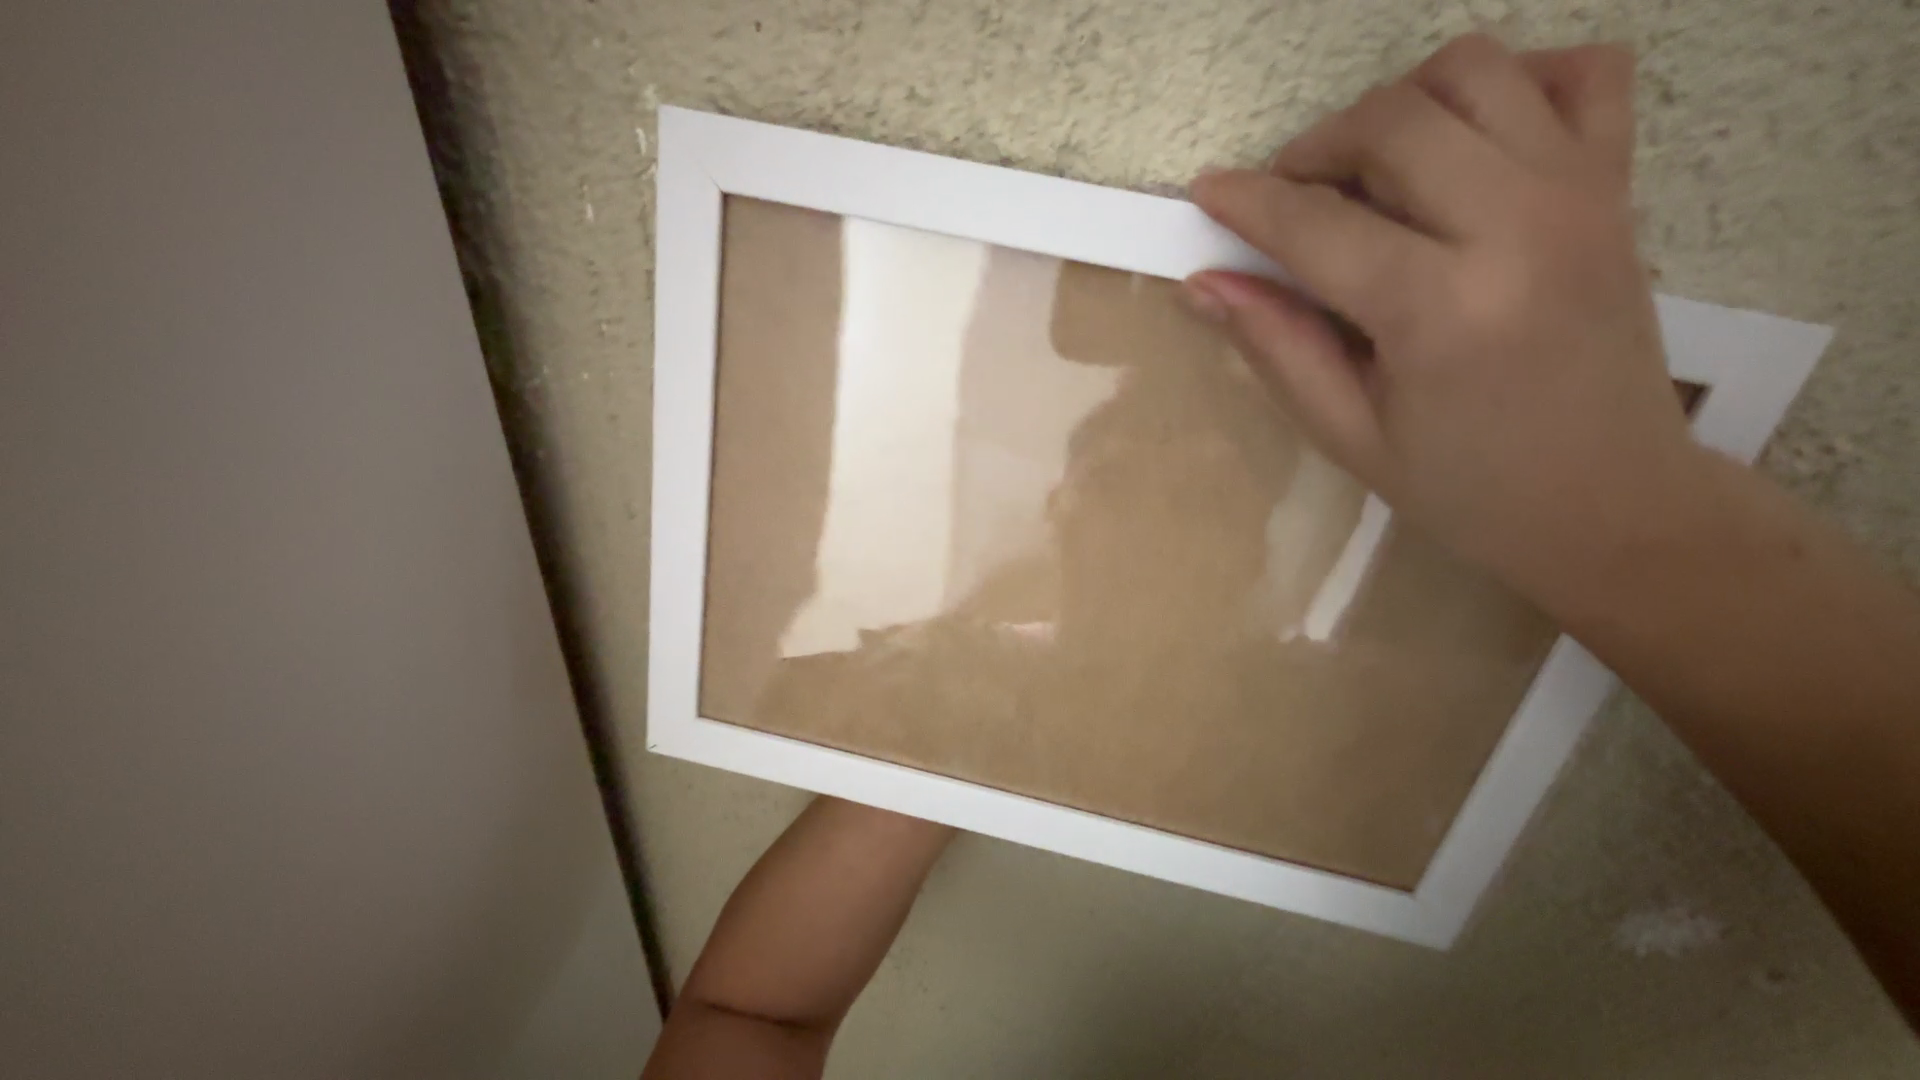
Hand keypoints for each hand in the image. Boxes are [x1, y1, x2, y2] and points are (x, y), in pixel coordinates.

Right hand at [1185, 35, 1693, 603]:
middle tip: (1288, 198)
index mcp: (1440, 310)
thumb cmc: (1466, 487)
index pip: (1317, 223)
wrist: (1610, 503)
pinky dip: (1515, 80)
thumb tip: (1205, 283)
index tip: (1205, 191)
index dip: (1246, 202)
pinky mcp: (1618, 186)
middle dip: (1315, 146)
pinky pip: (1581, 71)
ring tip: (1367, 169)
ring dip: (1398, 104)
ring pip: (1475, 72)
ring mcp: (1581, 193)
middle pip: (1392, 120)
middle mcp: (1518, 226)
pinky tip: (1468, 140)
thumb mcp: (1349, 434)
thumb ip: (1276, 346)